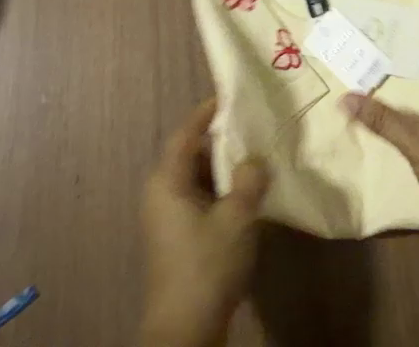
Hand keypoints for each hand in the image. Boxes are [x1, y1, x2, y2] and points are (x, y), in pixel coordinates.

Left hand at [140, 98, 269, 346]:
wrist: (184, 327)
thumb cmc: (207, 264)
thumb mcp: (237, 218)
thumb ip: (249, 180)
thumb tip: (255, 159)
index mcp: (167, 179)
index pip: (186, 132)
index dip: (207, 112)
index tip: (230, 95)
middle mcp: (161, 192)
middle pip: (191, 154)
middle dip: (222, 142)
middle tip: (254, 128)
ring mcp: (166, 218)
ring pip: (197, 179)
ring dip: (224, 170)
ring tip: (257, 159)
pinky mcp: (176, 239)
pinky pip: (199, 200)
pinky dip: (220, 192)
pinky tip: (247, 196)